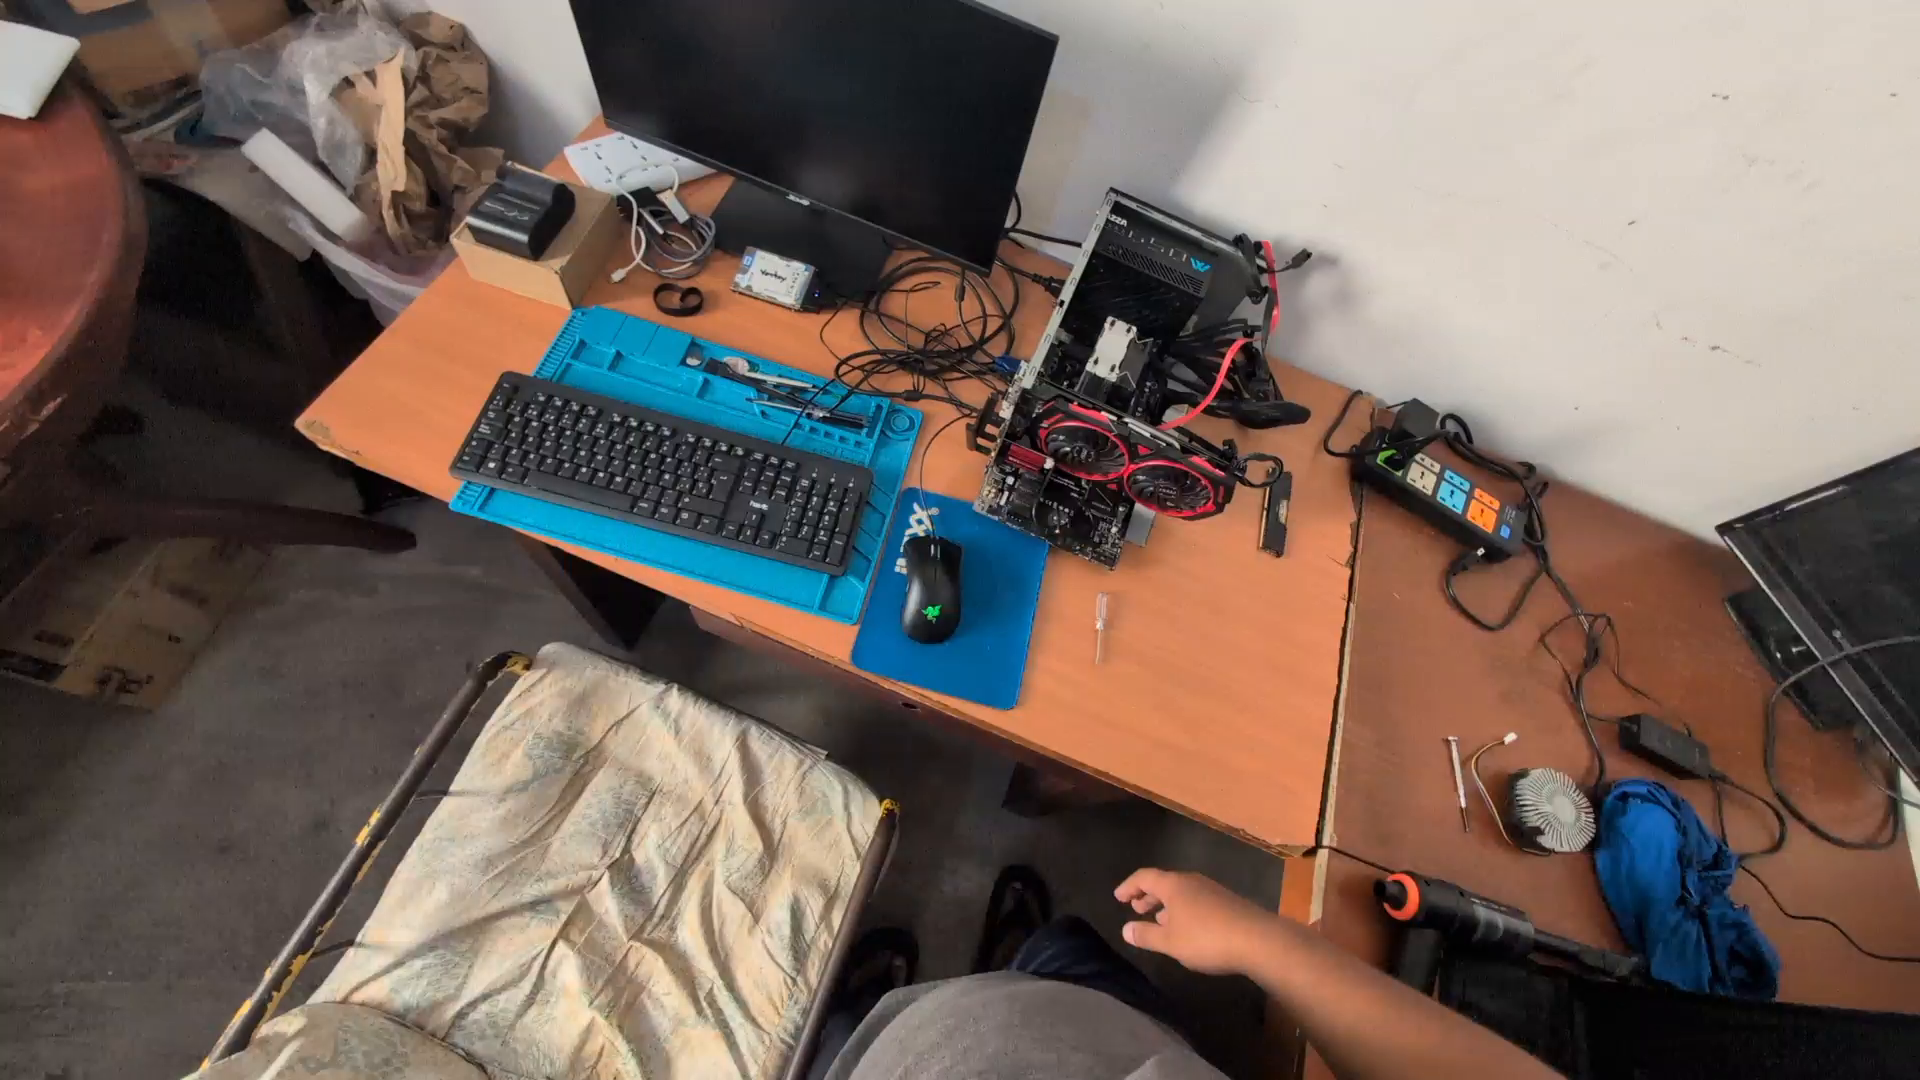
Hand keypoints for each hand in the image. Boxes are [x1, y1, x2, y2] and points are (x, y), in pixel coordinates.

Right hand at [1113, 868, 1280, 975]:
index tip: (1118, 897)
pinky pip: (1195, 899)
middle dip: (1147, 895)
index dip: (1128, 886)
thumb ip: (1146, 935)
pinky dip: (1182, 909)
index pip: (1144, 877)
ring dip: (1165, 903)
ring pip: (1180, 891)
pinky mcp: (1225, 902)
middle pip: (1163, 882)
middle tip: (1136, 908)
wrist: (1257, 939)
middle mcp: (1190, 880)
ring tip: (1159, 919)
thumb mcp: (1171, 942)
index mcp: (1173, 885)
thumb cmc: (1206, 938)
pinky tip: (1187, 927)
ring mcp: (1210, 889)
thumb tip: (1125, 929)